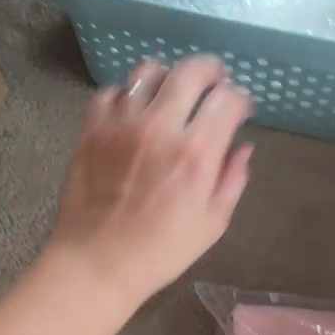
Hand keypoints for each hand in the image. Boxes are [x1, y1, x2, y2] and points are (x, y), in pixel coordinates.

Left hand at [45, 56, 253, 308]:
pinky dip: (128, 94)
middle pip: (191, 71)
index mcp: (196, 152)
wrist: (97, 263)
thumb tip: (243, 146)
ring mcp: (122, 123)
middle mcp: (160, 126)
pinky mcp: (92, 129)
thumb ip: (232, 179)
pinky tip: (134, 110)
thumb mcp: (213, 223)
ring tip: (172, 91)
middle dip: (211, 71)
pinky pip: (112, 92)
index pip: (228, 100)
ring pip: (148, 72)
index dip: (240, 99)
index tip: (241, 108)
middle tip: (214, 82)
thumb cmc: (162, 251)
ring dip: (168, 75)